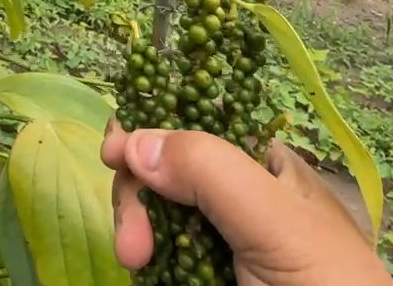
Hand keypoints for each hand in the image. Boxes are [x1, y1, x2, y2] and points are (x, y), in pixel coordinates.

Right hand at [101, 123, 392, 285]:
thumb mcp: (278, 222)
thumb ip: (210, 171)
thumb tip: (133, 144)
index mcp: (260, 163)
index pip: (193, 121)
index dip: (148, 128)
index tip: (114, 153)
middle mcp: (234, 194)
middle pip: (161, 165)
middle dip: (136, 192)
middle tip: (130, 241)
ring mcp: (216, 239)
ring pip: (152, 209)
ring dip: (132, 227)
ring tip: (134, 263)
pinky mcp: (200, 275)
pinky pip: (158, 253)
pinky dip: (142, 257)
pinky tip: (141, 269)